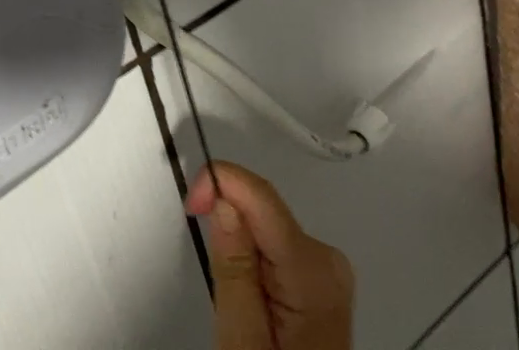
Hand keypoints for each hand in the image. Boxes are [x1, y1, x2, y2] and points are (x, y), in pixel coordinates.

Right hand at [186, 161, 354, 349]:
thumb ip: (234, 269)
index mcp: (314, 271)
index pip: (262, 196)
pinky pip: (275, 246)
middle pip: (263, 210)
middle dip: (227, 223)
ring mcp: (328, 269)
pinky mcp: (320, 278)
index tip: (190, 205)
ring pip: (266, 226)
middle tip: (207, 268)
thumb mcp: (241, 340)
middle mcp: (328, 259)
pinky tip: (249, 296)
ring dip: (238, 244)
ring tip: (232, 297)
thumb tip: (225, 202)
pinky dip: (252, 258)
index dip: (220, 183)